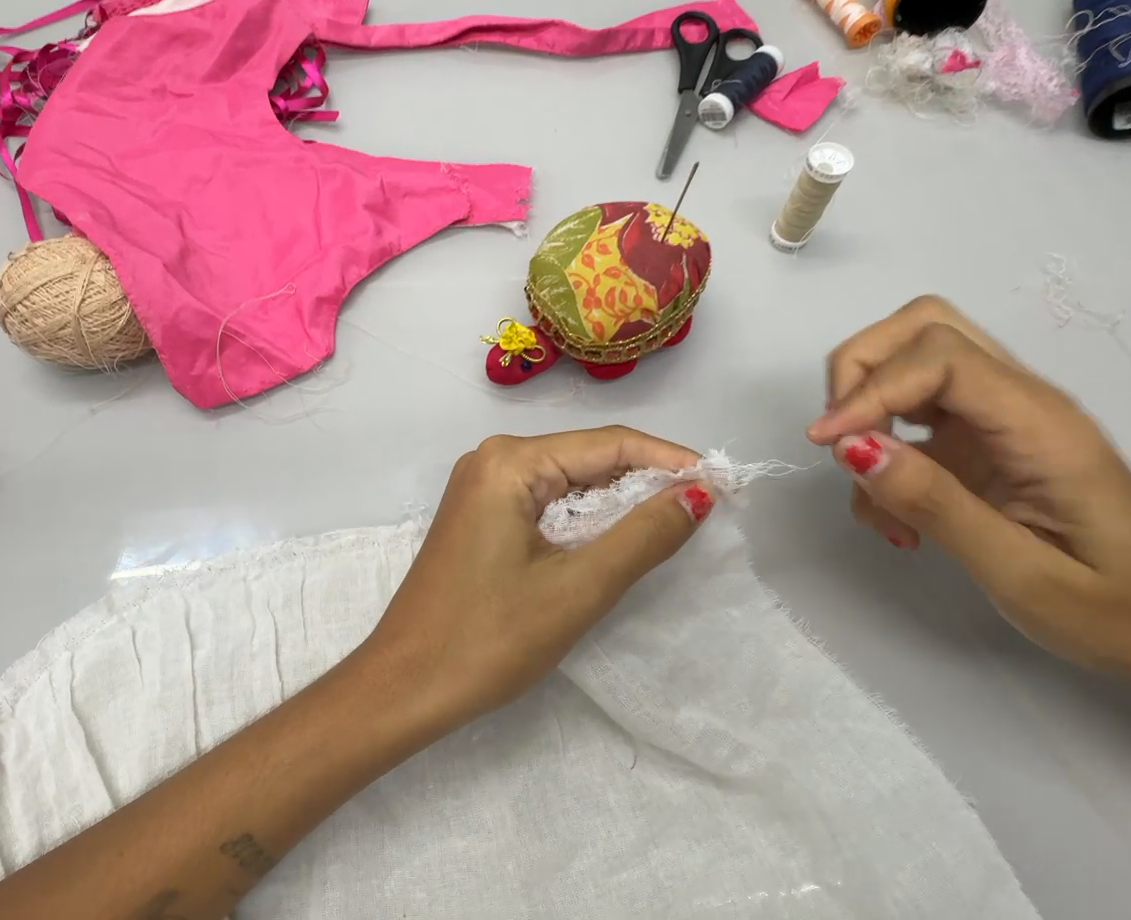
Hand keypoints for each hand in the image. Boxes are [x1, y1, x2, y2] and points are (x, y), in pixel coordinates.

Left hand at [360, 428, 713, 731]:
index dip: (671, 461)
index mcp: (510, 461)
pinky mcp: (480, 517)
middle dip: (647, 481)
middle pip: (588, 457)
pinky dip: (586, 520)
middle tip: (708, 508)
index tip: (726, 483)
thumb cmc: (489, 638)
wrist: (404, 688)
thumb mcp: (578, 587)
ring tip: (675, 524)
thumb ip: (643, 536)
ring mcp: (482, 488)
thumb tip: (699, 493)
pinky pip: (546, 503)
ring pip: (569, 482)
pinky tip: (618, 540)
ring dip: (619, 503)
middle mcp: (492, 460)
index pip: (609, 443)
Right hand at [805, 296, 1130, 689]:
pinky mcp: (983, 443)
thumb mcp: (1022, 575)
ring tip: (868, 485)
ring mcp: (1000, 418)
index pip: (939, 357)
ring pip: (913, 358)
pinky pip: (914, 414)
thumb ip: (936, 505)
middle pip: (924, 327)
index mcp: (1042, 425)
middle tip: (840, 442)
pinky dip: (880, 445)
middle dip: (861, 370)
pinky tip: (892, 513)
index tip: (828, 445)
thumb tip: (851, 447)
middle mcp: (1021, 401)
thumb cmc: (1119, 613)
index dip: (871, 388)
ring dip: (867, 404)